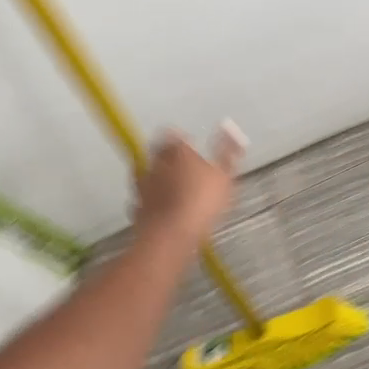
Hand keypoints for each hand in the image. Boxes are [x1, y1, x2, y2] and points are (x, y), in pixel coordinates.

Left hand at [134, 124, 242, 239]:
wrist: (170, 236)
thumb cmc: (201, 201)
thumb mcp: (225, 176)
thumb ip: (228, 153)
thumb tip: (233, 133)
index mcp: (177, 151)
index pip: (173, 135)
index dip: (181, 138)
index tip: (191, 144)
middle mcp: (156, 164)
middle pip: (157, 153)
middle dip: (168, 157)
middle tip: (183, 167)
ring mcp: (142, 187)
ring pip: (148, 175)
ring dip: (158, 179)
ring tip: (174, 190)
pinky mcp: (136, 208)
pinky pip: (144, 199)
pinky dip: (152, 201)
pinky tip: (163, 209)